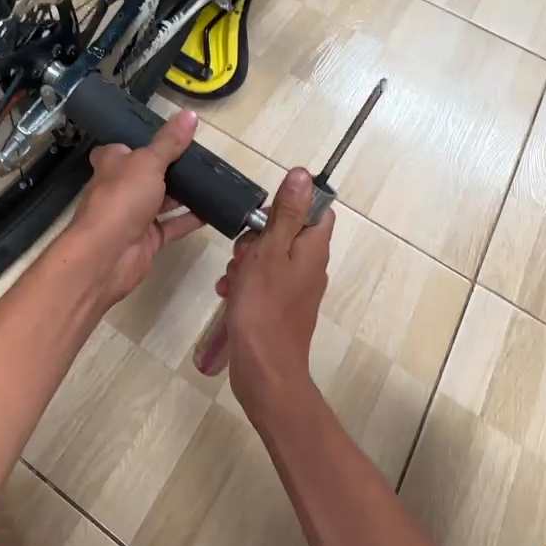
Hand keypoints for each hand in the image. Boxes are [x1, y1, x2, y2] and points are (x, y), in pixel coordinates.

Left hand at [53, 109, 206, 307]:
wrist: (106, 254)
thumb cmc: (122, 198)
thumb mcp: (148, 162)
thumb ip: (170, 142)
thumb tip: (190, 113)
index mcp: (112, 163)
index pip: (125, 148)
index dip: (143, 142)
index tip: (170, 137)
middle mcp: (120, 187)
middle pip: (147, 174)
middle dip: (171, 168)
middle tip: (202, 159)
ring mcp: (133, 215)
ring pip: (162, 200)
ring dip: (184, 193)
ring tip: (213, 182)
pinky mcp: (147, 239)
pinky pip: (172, 226)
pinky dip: (190, 219)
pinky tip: (213, 211)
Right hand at [216, 167, 332, 416]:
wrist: (264, 370)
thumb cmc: (264, 307)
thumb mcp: (269, 251)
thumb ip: (286, 213)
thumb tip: (303, 174)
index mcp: (313, 249)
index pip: (317, 210)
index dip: (290, 204)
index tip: (262, 215)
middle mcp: (310, 266)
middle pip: (287, 232)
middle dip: (258, 236)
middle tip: (241, 251)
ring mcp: (296, 290)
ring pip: (270, 257)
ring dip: (246, 260)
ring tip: (232, 276)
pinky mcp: (280, 308)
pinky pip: (263, 282)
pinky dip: (245, 282)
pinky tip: (228, 292)